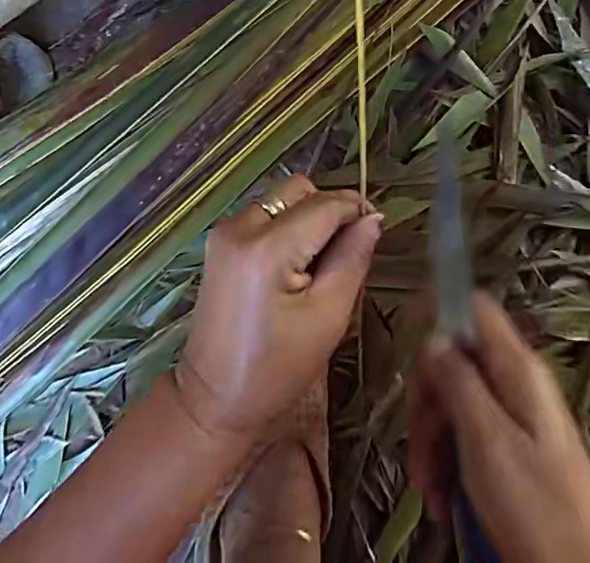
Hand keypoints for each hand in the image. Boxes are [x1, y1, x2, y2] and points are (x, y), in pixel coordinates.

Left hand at [174, 175, 382, 440]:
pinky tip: (294, 266)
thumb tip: (373, 218)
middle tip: (345, 252)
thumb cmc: (275, 369)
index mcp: (266, 248)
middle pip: (300, 190)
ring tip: (318, 265)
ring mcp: (226, 231)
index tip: (376, 230)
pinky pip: (266, 215)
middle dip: (330, 210)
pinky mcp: (221, 240)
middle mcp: (240, 226)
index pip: (325, 205)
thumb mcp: (327, 316)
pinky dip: (288, 227)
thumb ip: (352, 259)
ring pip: (283, 199)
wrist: (213, 399)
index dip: (356, 210)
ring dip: (308, 218)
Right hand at [408, 295, 589, 562]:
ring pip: (455, 400)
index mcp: (518, 370)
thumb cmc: (540, 512)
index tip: (407, 333)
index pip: (474, 307)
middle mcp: (517, 383)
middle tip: (421, 445)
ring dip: (433, 440)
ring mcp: (515, 415)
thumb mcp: (488, 442)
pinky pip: (466, 434)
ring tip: (431, 486)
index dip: (438, 311)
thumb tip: (434, 340)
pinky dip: (447, 460)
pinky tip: (444, 493)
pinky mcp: (512, 446)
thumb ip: (459, 382)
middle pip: (455, 361)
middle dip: (428, 402)